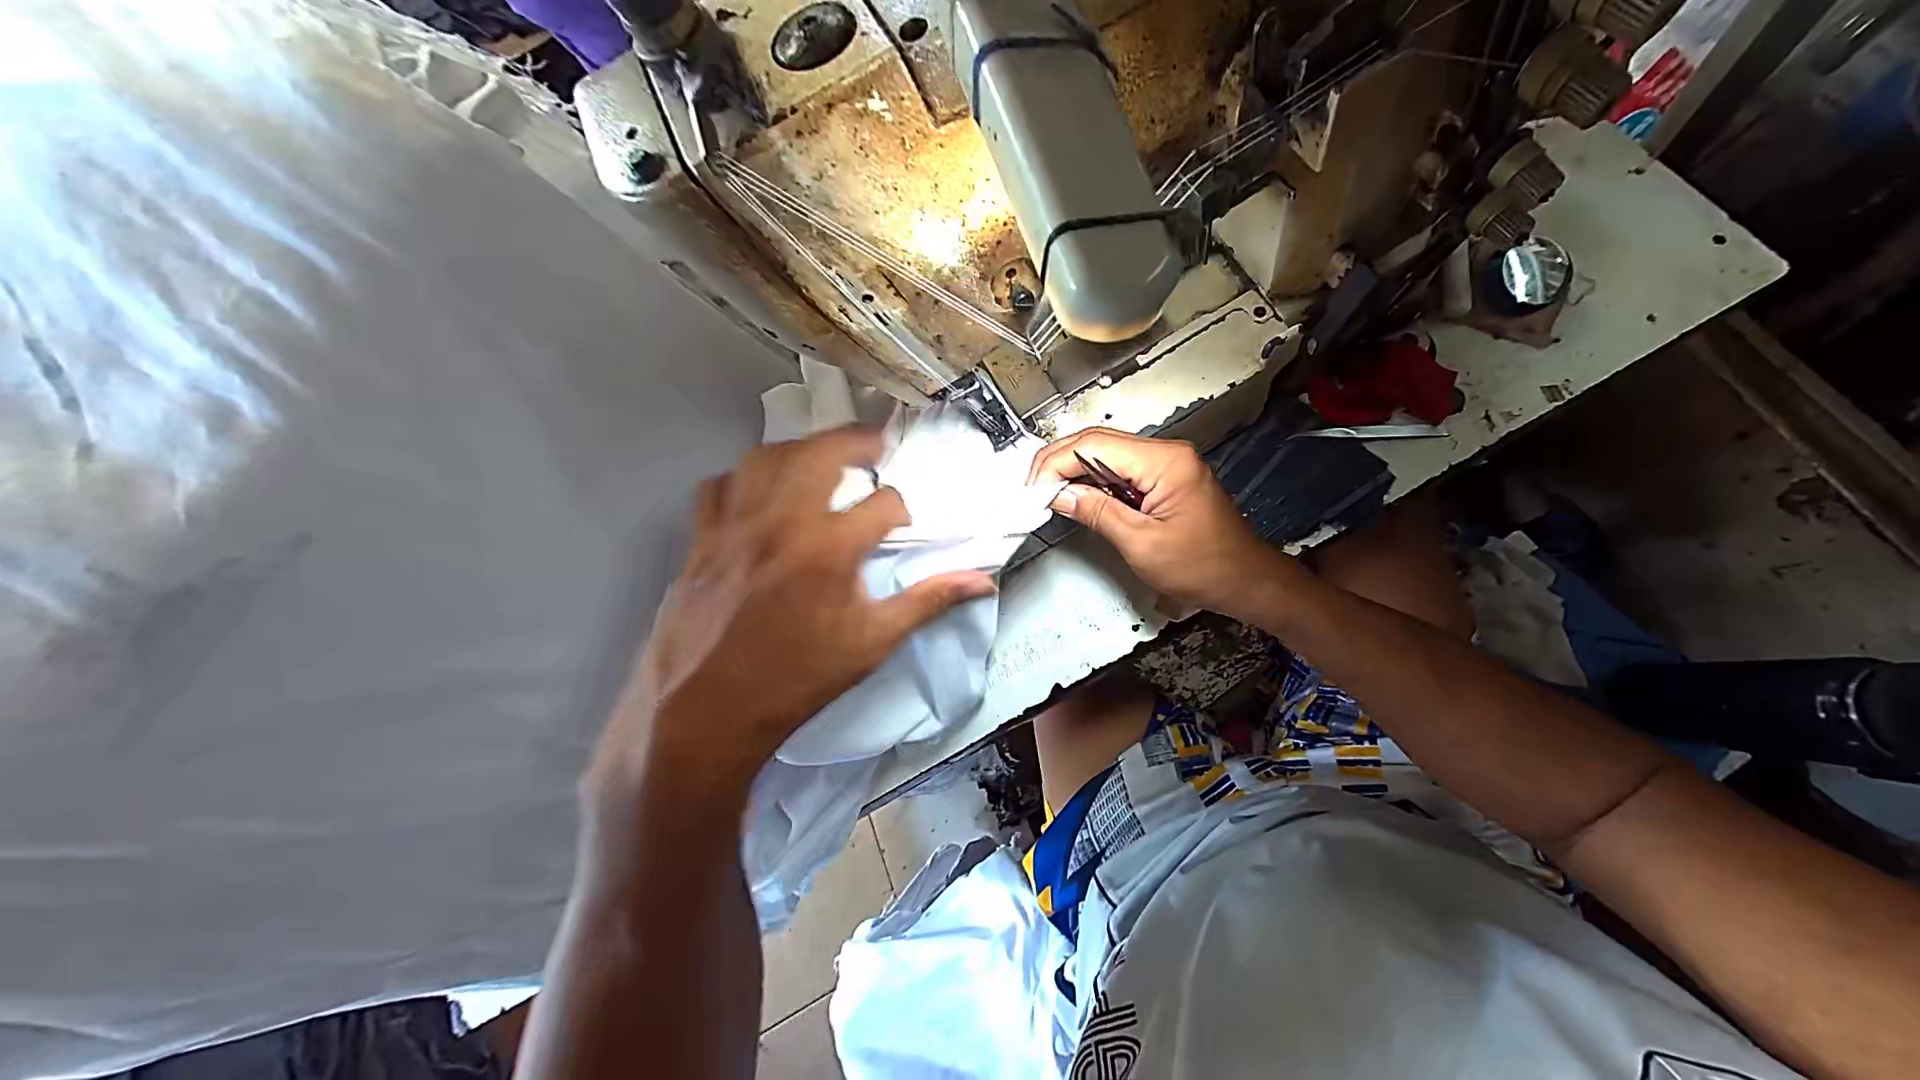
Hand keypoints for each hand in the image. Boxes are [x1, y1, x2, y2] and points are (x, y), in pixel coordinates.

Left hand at [592, 428, 996, 809]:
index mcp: (830, 547)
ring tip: (818, 458)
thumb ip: (927, 601)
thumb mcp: (873, 642)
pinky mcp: (700, 540)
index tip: (901, 523)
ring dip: (798, 450)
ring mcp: (734, 526)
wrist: (710, 711)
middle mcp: (781, 522)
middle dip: (855, 442)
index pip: (882, 504)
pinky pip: (715, 487)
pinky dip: (740, 480)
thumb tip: (982, 580)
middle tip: (873, 446)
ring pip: (764, 458)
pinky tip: (755, 493)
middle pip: (822, 454)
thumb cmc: (799, 679)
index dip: (900, 508)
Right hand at [1028, 428, 1296, 621]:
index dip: (1056, 464)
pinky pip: (1118, 470)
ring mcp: (1165, 464)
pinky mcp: (1162, 479)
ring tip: (1048, 495)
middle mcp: (1166, 454)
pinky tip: (1076, 497)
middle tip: (1033, 490)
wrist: (1245, 581)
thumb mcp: (1141, 544)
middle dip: (1059, 464)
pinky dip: (1092, 482)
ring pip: (1104, 454)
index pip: (1094, 445)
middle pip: (1097, 442)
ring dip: (1073, 472)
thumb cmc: (1207, 567)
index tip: (1034, 489)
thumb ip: (1097, 512)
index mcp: (1165, 462)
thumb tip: (1060, 495)